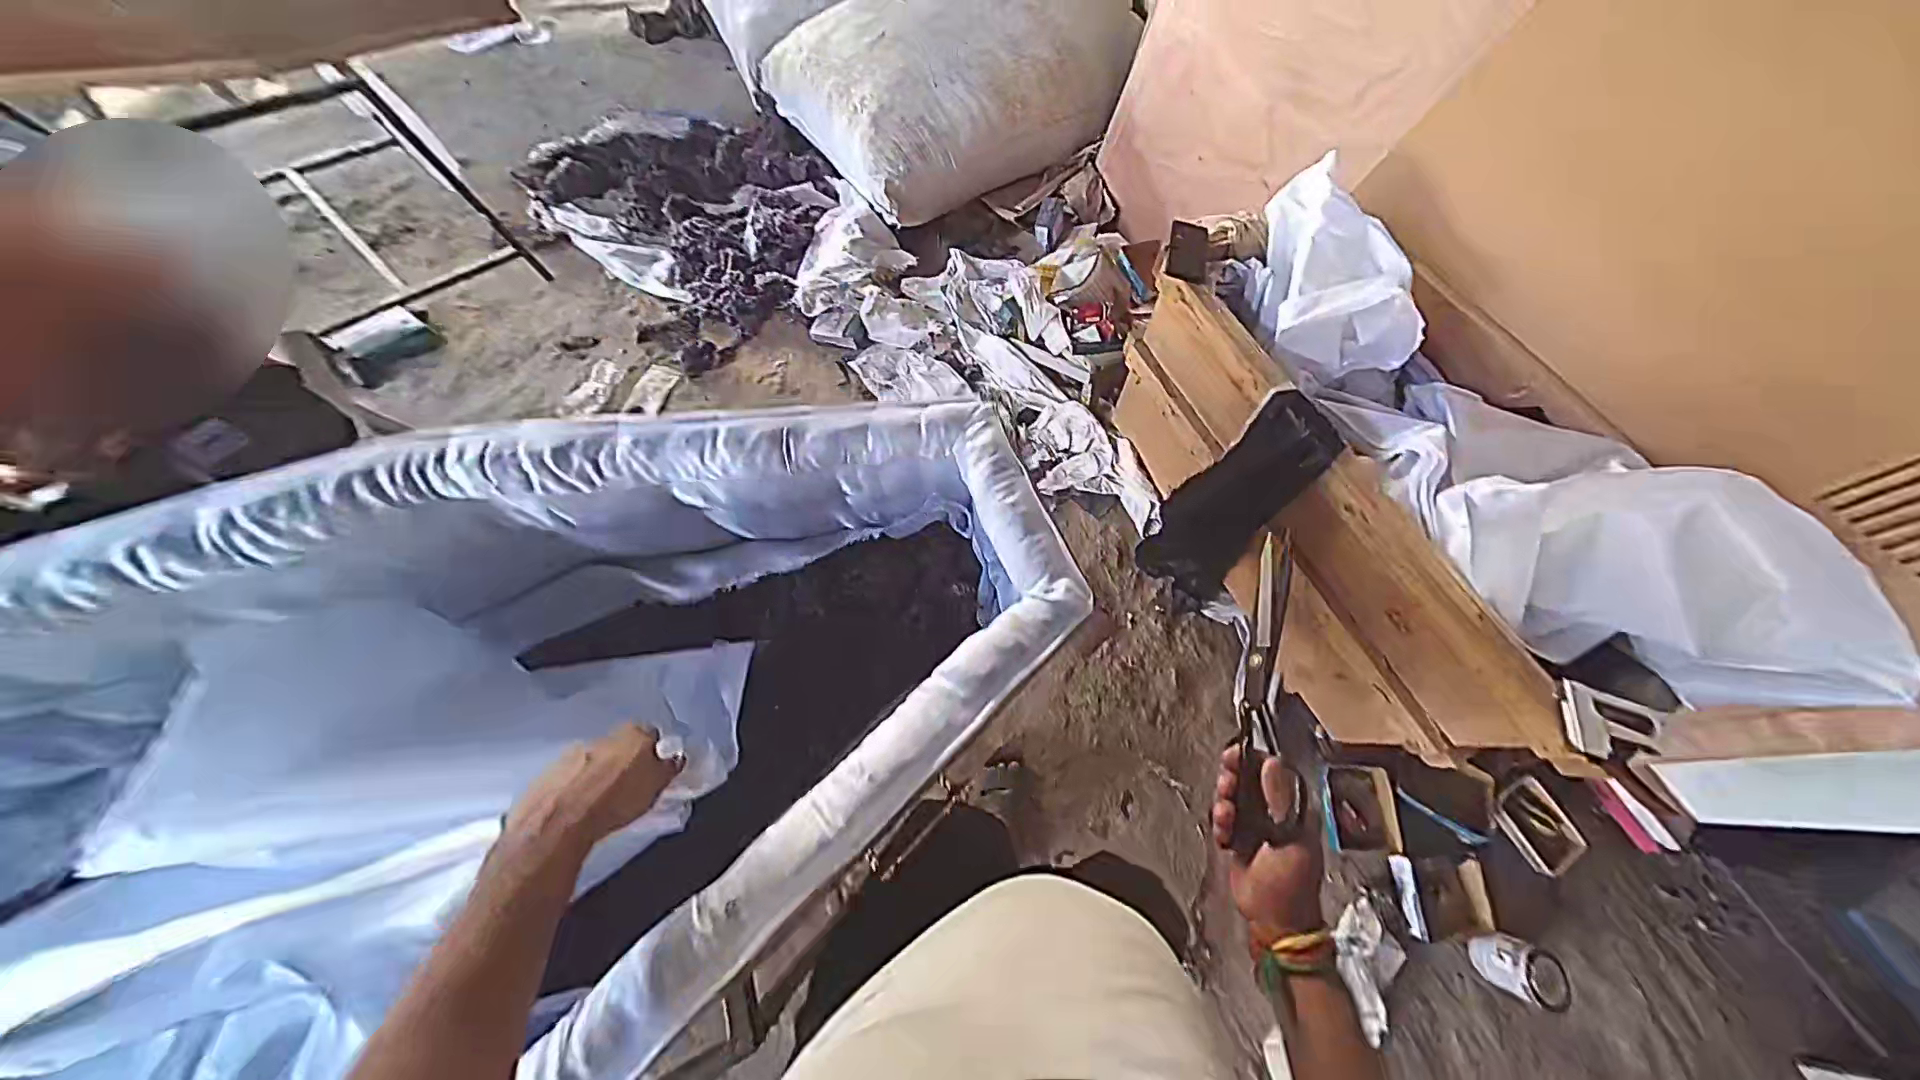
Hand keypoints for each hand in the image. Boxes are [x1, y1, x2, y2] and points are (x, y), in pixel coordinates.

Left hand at [506, 723, 684, 854]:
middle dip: (628, 762)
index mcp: (635, 733)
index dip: (657, 754)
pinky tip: (580, 807)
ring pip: (597, 759)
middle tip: (632, 787)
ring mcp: (574, 752)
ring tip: (603, 801)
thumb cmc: (614, 802)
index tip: (657, 772)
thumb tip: (674, 760)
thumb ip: (668, 768)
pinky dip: (578, 786)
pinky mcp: (549, 770)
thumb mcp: (656, 788)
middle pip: (624, 745)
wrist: (557, 824)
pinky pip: (572, 775)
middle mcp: (604, 735)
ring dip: (601, 773)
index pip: (653, 736)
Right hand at [1211, 744, 1325, 941]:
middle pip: (1248, 781)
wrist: (1274, 921)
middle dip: (1233, 779)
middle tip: (1226, 783)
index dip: (1253, 760)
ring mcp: (1255, 826)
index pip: (1273, 772)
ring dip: (1224, 802)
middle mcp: (1274, 813)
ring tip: (1226, 815)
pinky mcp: (1238, 839)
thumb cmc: (1290, 883)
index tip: (1236, 754)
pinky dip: (1220, 825)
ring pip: (1232, 798)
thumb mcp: (1289, 838)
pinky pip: (1223, 820)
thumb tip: (1272, 763)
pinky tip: (1225, 837)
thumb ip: (1279, 800)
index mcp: (1294, 810)